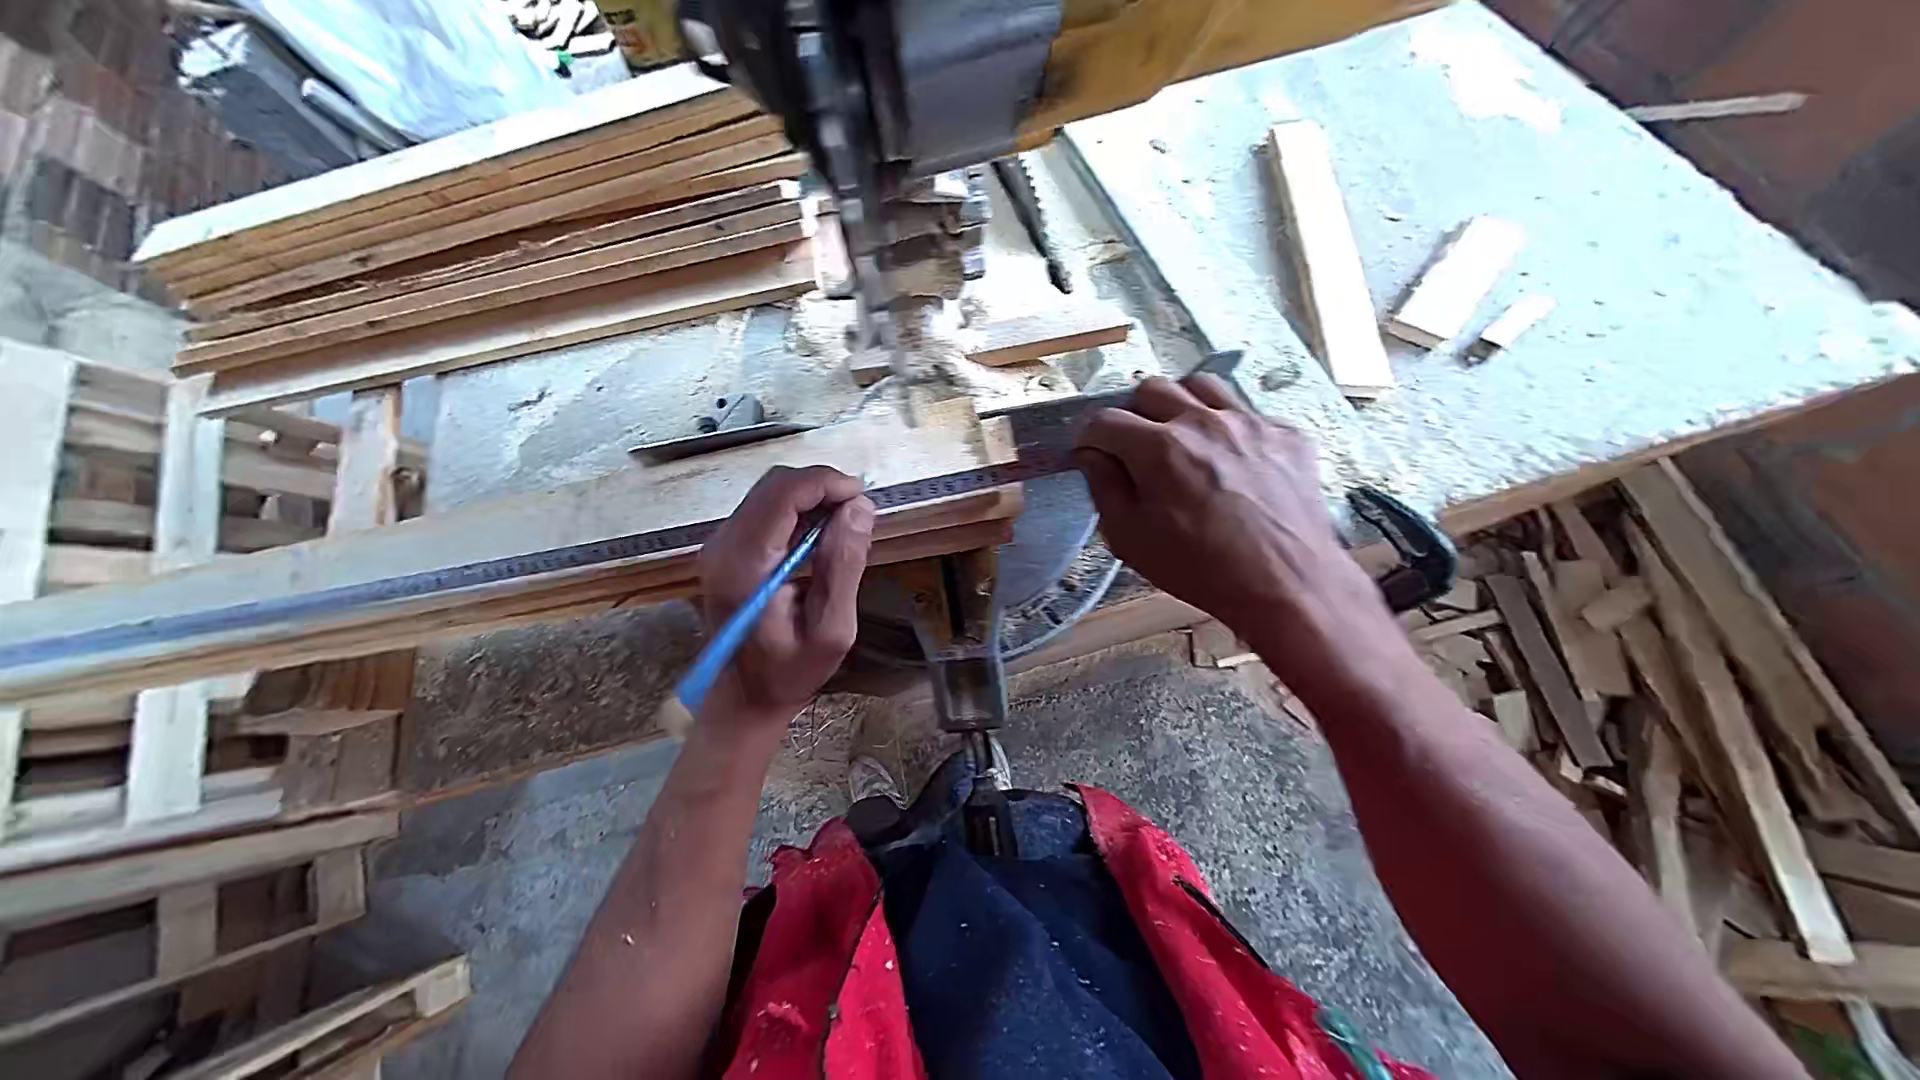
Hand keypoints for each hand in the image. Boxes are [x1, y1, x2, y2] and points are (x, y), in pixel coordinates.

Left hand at [697, 466, 874, 727]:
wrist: (744, 698)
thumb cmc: (789, 672)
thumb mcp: (832, 630)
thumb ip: (844, 566)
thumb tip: (859, 508)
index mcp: (744, 565)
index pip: (783, 493)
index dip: (826, 483)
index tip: (862, 496)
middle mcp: (723, 546)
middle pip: (774, 485)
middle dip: (822, 486)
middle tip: (858, 511)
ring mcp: (720, 546)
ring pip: (770, 493)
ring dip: (812, 497)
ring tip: (845, 523)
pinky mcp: (726, 549)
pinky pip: (765, 510)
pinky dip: (799, 510)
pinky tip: (821, 533)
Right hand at [1074, 375, 1394, 670]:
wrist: (1285, 585)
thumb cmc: (1202, 568)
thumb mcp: (1130, 538)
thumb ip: (1104, 487)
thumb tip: (1093, 456)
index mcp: (1159, 448)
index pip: (1105, 420)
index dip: (1088, 436)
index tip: (1090, 451)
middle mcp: (1203, 422)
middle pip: (1151, 389)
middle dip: (1132, 414)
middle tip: (1133, 446)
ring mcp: (1249, 423)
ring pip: (1200, 386)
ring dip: (1180, 405)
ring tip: (1179, 437)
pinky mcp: (1284, 435)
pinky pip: (1246, 412)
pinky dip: (1227, 427)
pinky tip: (1227, 460)